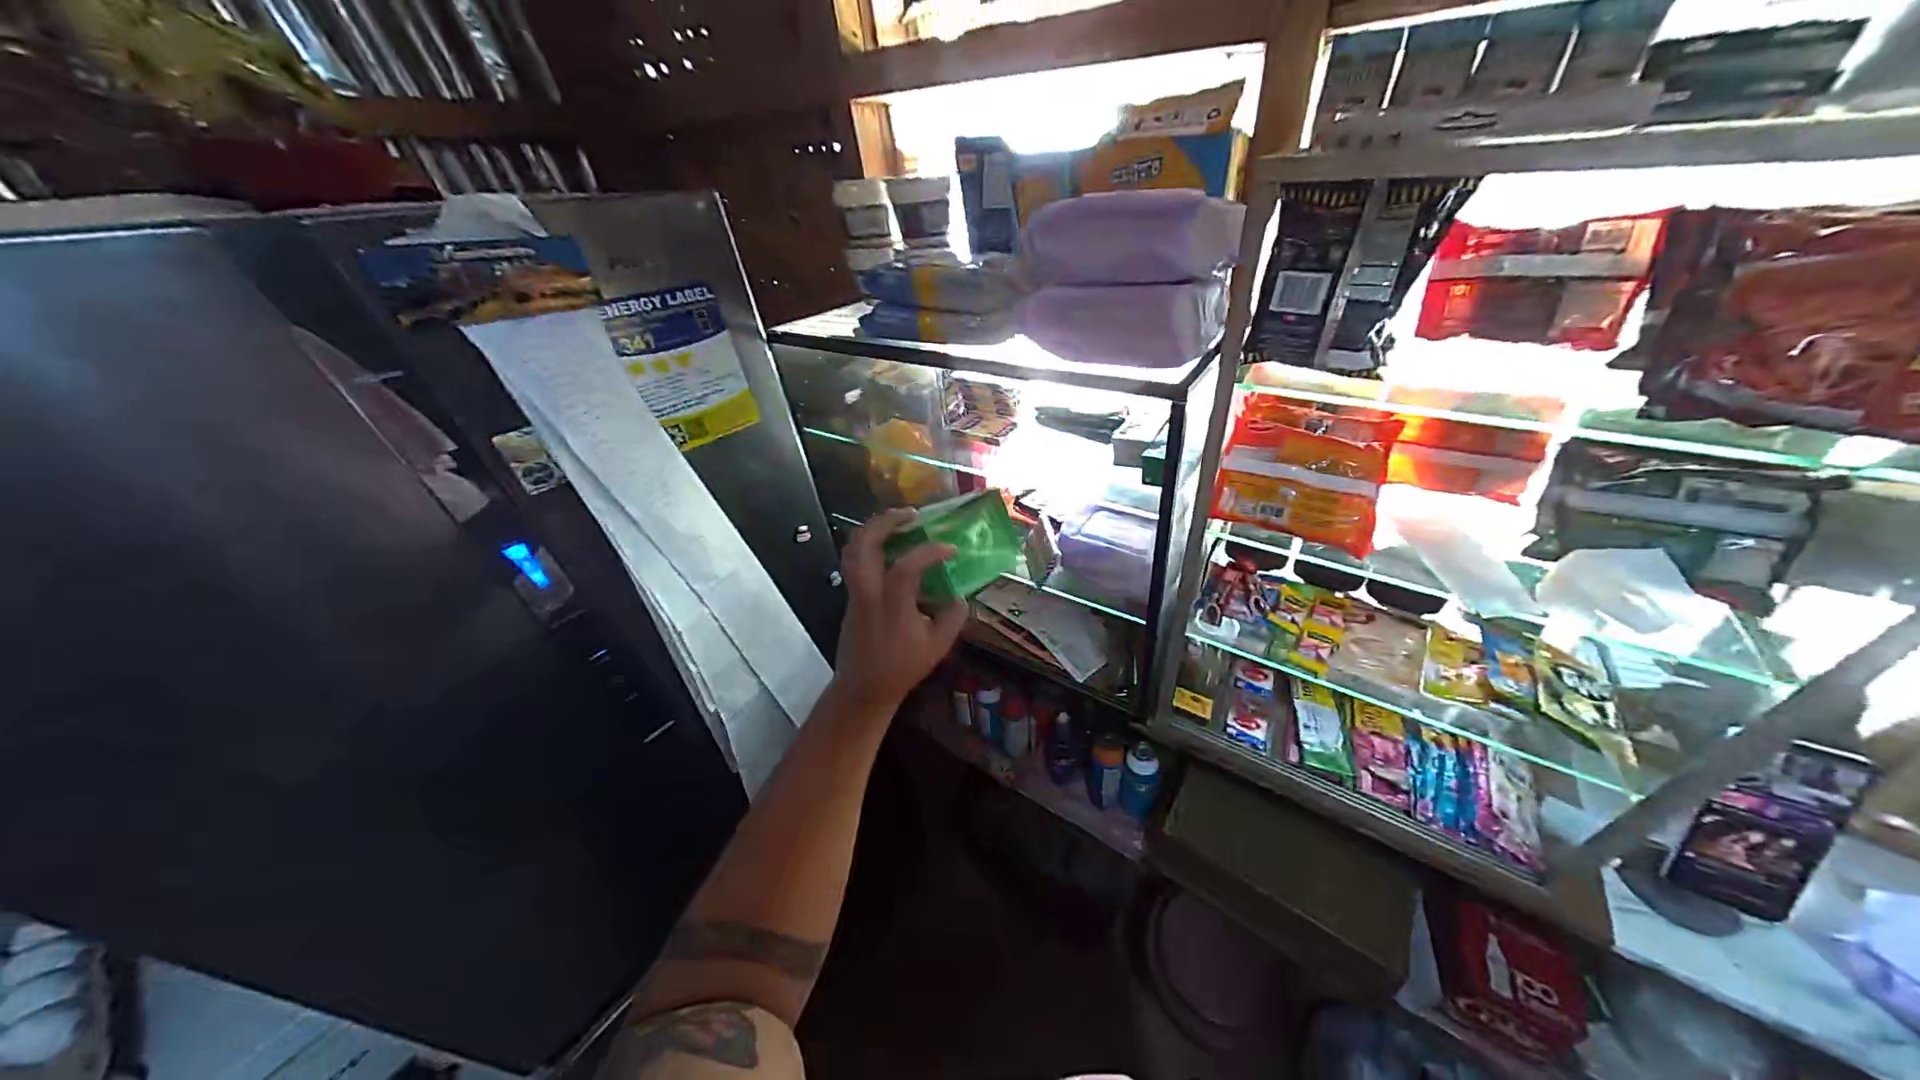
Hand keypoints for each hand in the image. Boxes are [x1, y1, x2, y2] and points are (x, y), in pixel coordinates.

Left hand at [831, 508, 968, 711]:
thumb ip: (952, 618)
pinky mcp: (850, 594)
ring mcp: (855, 592)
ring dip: (873, 528)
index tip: (950, 549)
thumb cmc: (901, 668)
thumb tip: (962, 595)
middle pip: (865, 546)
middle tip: (911, 514)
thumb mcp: (937, 647)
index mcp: (892, 609)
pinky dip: (868, 542)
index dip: (929, 552)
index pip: (906, 568)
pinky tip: (886, 541)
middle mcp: (869, 594)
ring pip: (852, 549)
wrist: (863, 687)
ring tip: (897, 520)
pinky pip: (853, 558)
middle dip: (886, 522)